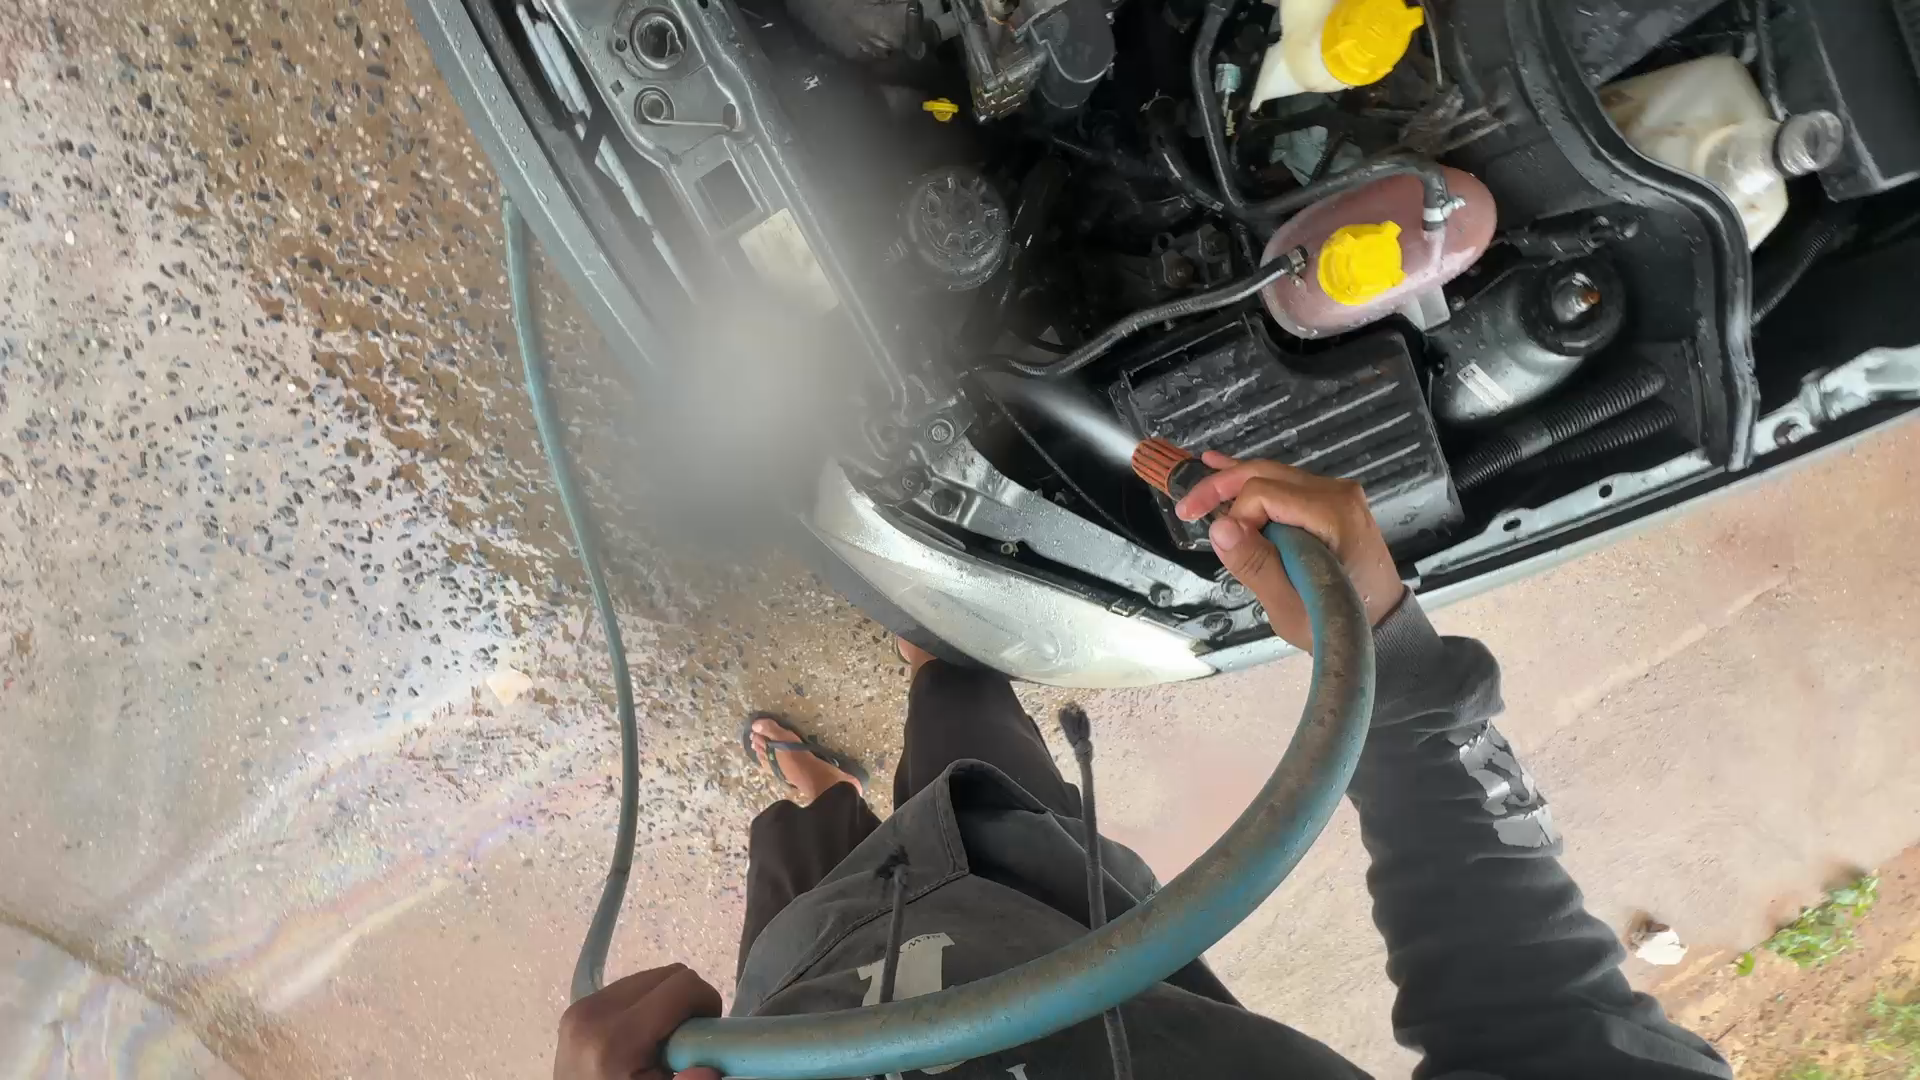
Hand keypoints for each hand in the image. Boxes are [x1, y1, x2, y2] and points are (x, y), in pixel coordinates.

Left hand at [554, 964, 722, 1079]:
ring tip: (659, 1039)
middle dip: (687, 1001)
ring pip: (653, 976)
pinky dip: (647, 1003)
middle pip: (671, 974)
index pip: (683, 985)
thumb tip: (711, 1069)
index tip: (708, 1030)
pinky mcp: (579, 1006)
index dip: (706, 1001)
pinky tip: (639, 1036)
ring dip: (667, 1001)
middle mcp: (596, 1012)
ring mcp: (583, 1006)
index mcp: (616, 1040)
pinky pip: (633, 985)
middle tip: (685, 1039)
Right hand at [1173, 451, 1404, 650]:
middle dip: (1220, 488)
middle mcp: (1336, 493)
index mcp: (1332, 514)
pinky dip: (1249, 481)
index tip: (1229, 550)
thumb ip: (1256, 565)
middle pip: (1264, 474)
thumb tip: (1220, 527)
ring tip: (1194, 493)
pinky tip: (1217, 463)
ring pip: (1270, 475)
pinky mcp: (1329, 502)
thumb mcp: (1289, 606)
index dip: (1236, 517)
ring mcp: (1335, 495)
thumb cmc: (1334, 621)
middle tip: (1186, 510)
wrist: (1380, 626)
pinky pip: (1282, 483)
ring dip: (1230, 484)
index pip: (1263, 493)